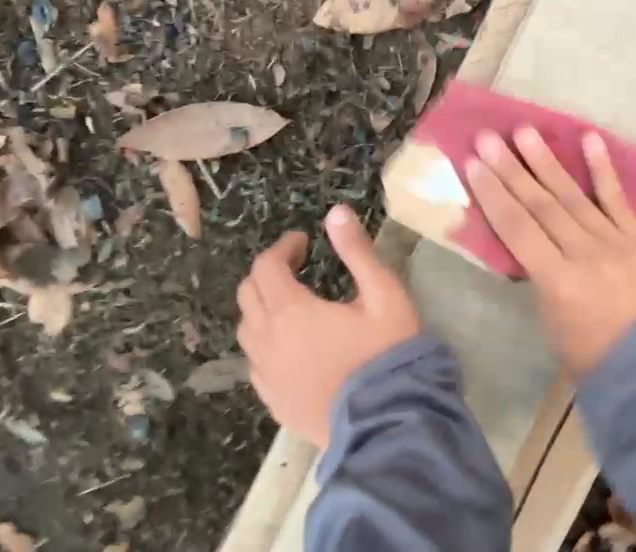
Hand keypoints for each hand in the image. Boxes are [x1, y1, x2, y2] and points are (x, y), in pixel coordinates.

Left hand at [236, 204, 420, 447]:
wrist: (385, 423)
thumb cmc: (386, 352)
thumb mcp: (383, 294)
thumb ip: (357, 251)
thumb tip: (336, 212)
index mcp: (291, 311)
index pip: (267, 266)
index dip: (283, 248)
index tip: (305, 242)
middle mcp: (268, 341)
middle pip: (249, 294)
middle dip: (270, 272)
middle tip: (298, 265)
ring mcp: (266, 375)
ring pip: (248, 329)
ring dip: (264, 307)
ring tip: (293, 303)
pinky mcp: (273, 401)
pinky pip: (257, 362)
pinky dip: (267, 341)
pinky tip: (293, 345)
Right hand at [465, 127, 635, 376]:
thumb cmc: (592, 352)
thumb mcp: (550, 320)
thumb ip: (538, 274)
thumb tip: (523, 237)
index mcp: (559, 282)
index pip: (518, 229)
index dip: (493, 194)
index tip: (473, 163)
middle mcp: (585, 255)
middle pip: (542, 205)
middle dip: (512, 170)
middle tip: (489, 138)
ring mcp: (615, 241)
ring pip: (574, 196)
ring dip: (547, 162)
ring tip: (525, 131)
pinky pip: (617, 199)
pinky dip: (603, 169)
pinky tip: (589, 138)